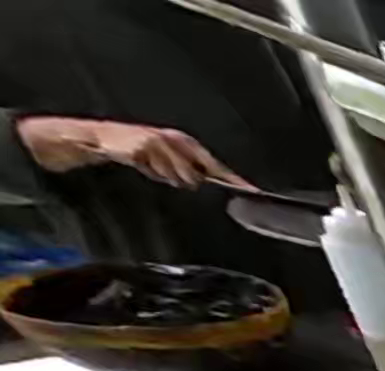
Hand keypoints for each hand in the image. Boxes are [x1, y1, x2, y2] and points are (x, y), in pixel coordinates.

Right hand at [16, 117, 251, 188]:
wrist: (101, 137)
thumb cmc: (144, 150)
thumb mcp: (173, 156)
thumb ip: (199, 168)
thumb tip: (229, 184)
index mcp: (187, 142)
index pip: (217, 165)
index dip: (235, 180)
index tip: (254, 191)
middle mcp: (176, 140)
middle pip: (198, 177)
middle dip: (187, 180)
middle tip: (168, 171)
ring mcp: (159, 143)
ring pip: (180, 178)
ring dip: (166, 177)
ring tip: (153, 165)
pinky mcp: (143, 148)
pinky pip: (158, 173)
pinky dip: (151, 173)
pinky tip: (141, 162)